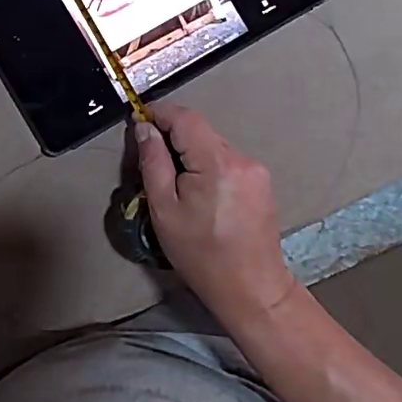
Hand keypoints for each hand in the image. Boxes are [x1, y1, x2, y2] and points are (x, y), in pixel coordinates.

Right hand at [134, 104, 297, 324]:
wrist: (251, 288)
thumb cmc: (202, 255)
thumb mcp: (164, 210)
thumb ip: (153, 162)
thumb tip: (145, 128)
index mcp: (217, 162)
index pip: (186, 118)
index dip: (160, 112)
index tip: (140, 118)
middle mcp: (241, 158)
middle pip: (201, 131)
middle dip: (174, 136)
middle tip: (152, 157)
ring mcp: (255, 168)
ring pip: (214, 145)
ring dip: (192, 153)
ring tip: (178, 184)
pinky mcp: (262, 180)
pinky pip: (228, 160)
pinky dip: (210, 165)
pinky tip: (202, 193)